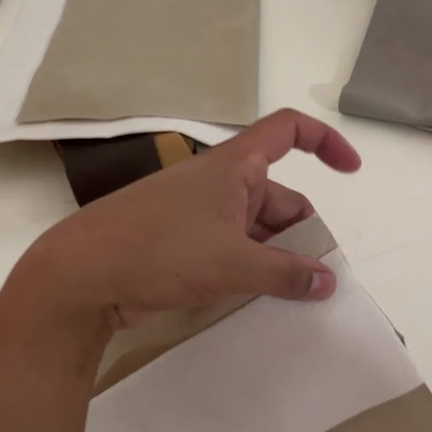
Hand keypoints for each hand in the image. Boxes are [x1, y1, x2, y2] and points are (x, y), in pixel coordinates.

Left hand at [9, 109, 362, 330]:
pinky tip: (263, 300)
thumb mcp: (233, 262)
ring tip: (298, 296)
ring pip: (256, 229)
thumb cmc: (159, 250)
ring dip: (278, 257)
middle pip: (279, 196)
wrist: (80, 277)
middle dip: (304, 232)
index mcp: (233, 167)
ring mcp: (198, 216)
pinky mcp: (181, 245)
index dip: (325, 142)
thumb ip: (286, 273)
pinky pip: (232, 250)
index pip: (288, 131)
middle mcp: (218, 184)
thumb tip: (327, 282)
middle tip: (321, 276)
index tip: (351, 171)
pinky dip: (252, 269)